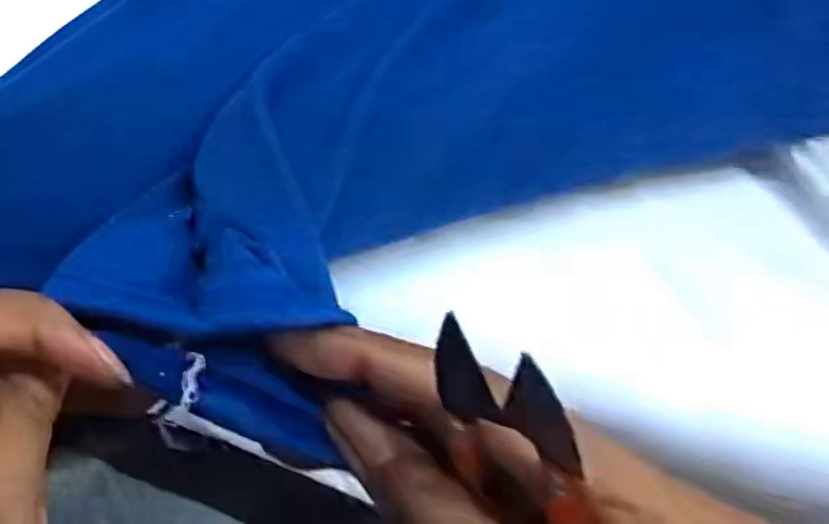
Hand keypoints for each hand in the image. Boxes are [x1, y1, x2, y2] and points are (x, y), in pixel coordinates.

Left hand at [0, 286, 132, 523]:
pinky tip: (78, 369)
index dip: (40, 323)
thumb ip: (23, 411)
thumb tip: (62, 345)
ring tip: (102, 369)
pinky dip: (44, 352)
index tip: (102, 363)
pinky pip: (2, 346)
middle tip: (109, 368)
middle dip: (49, 328)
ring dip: (52, 337)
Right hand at [270, 326, 761, 523]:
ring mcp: (560, 461)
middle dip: (345, 371)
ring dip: (364, 406)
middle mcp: (560, 435)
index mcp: (564, 443)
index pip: (430, 368)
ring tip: (292, 404)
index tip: (268, 334)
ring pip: (441, 412)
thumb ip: (423, 493)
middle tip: (264, 366)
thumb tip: (337, 411)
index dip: (343, 347)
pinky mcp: (549, 485)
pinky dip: (401, 442)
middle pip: (432, 381)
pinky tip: (358, 440)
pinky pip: (458, 447)